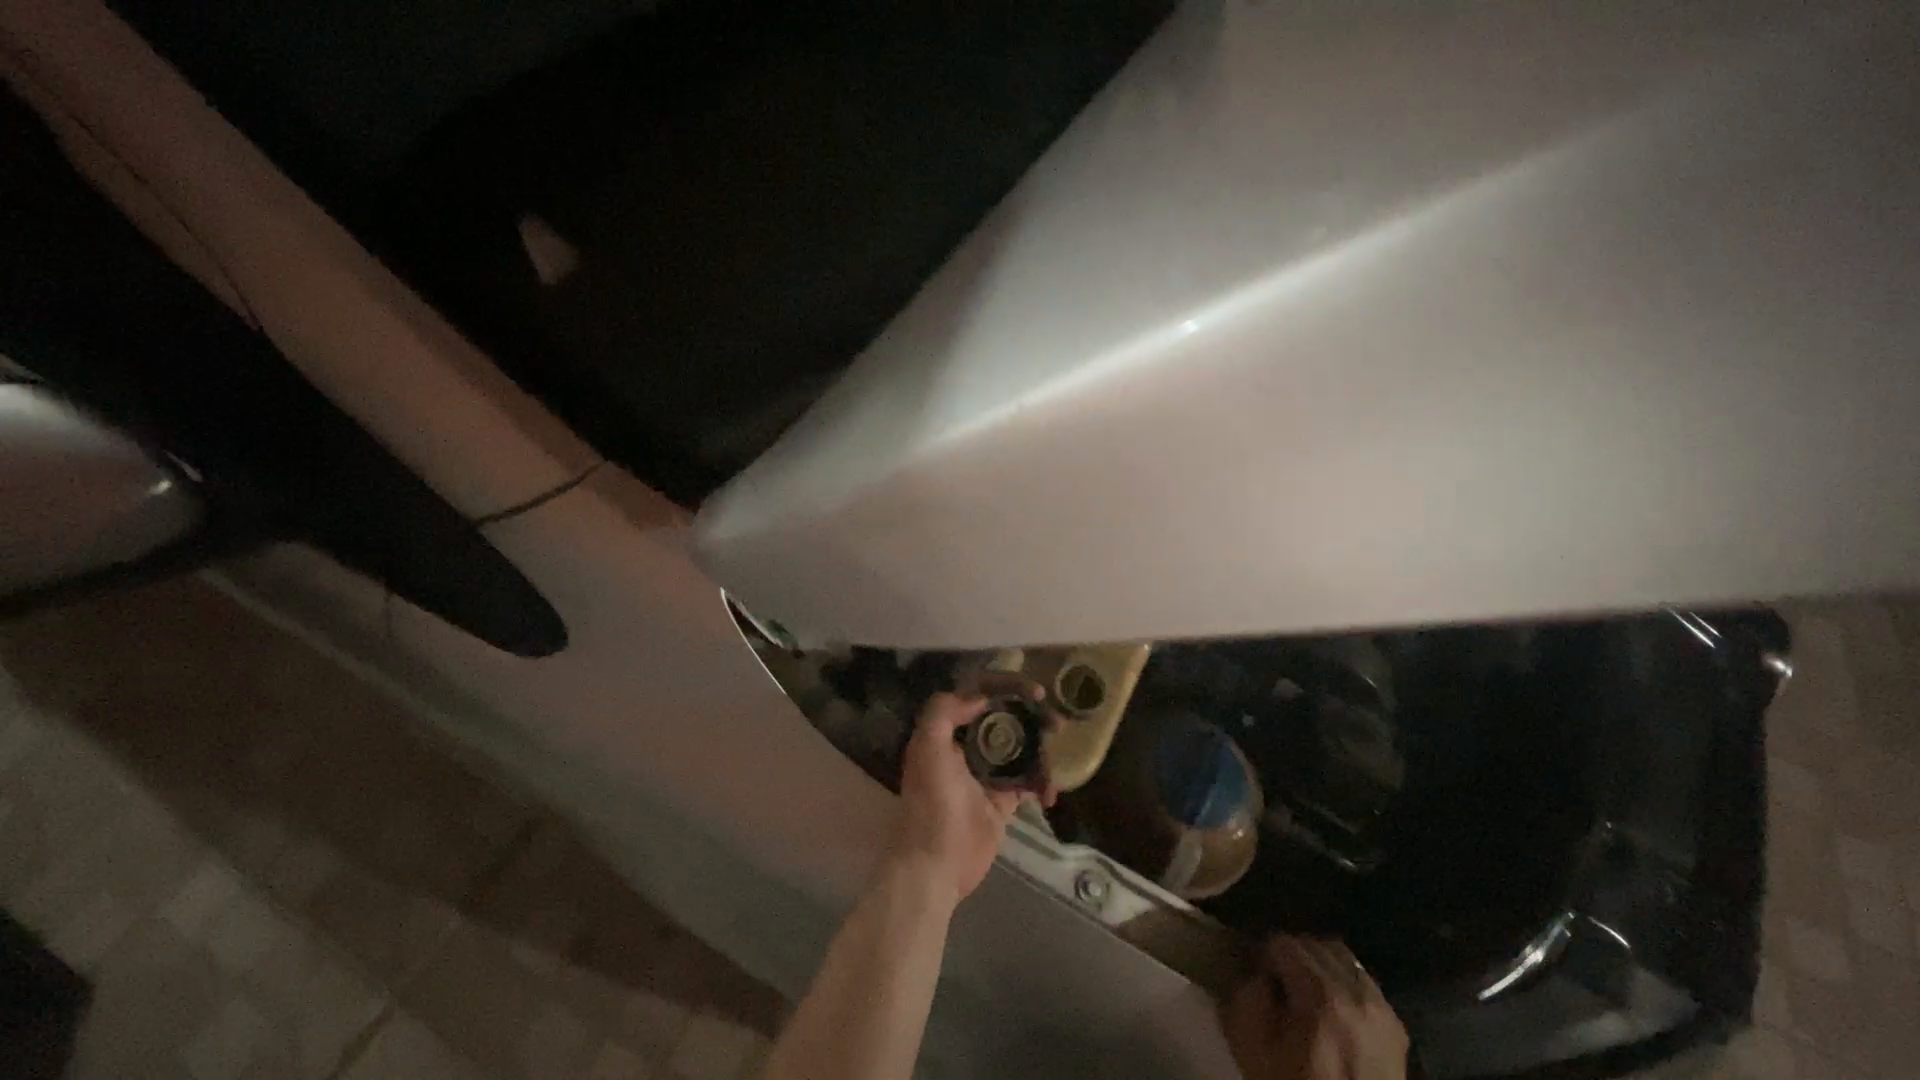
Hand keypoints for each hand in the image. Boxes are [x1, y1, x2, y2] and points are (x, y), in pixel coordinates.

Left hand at [889, 688, 1040, 905]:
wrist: (936, 864)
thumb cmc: (931, 803)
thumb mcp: (927, 748)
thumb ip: (944, 711)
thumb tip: (980, 696)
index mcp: (947, 731)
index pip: (979, 694)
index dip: (1007, 687)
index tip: (1035, 692)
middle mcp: (967, 747)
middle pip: (1006, 719)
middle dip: (1033, 717)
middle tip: (1056, 724)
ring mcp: (987, 774)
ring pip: (1022, 748)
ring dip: (1042, 752)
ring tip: (1054, 766)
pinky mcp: (1003, 800)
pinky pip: (1028, 780)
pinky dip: (1042, 782)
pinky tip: (1048, 794)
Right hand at [1221, 936, 1408, 1079]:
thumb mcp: (1252, 1049)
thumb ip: (1246, 998)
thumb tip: (1258, 973)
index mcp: (1320, 997)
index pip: (1284, 943)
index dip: (1264, 956)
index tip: (1257, 976)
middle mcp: (1357, 992)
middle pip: (1315, 944)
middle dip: (1291, 955)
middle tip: (1277, 981)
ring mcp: (1382, 1007)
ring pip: (1344, 957)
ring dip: (1319, 964)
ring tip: (1305, 990)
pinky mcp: (1396, 1025)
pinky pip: (1365, 982)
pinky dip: (1344, 982)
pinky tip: (1332, 1008)